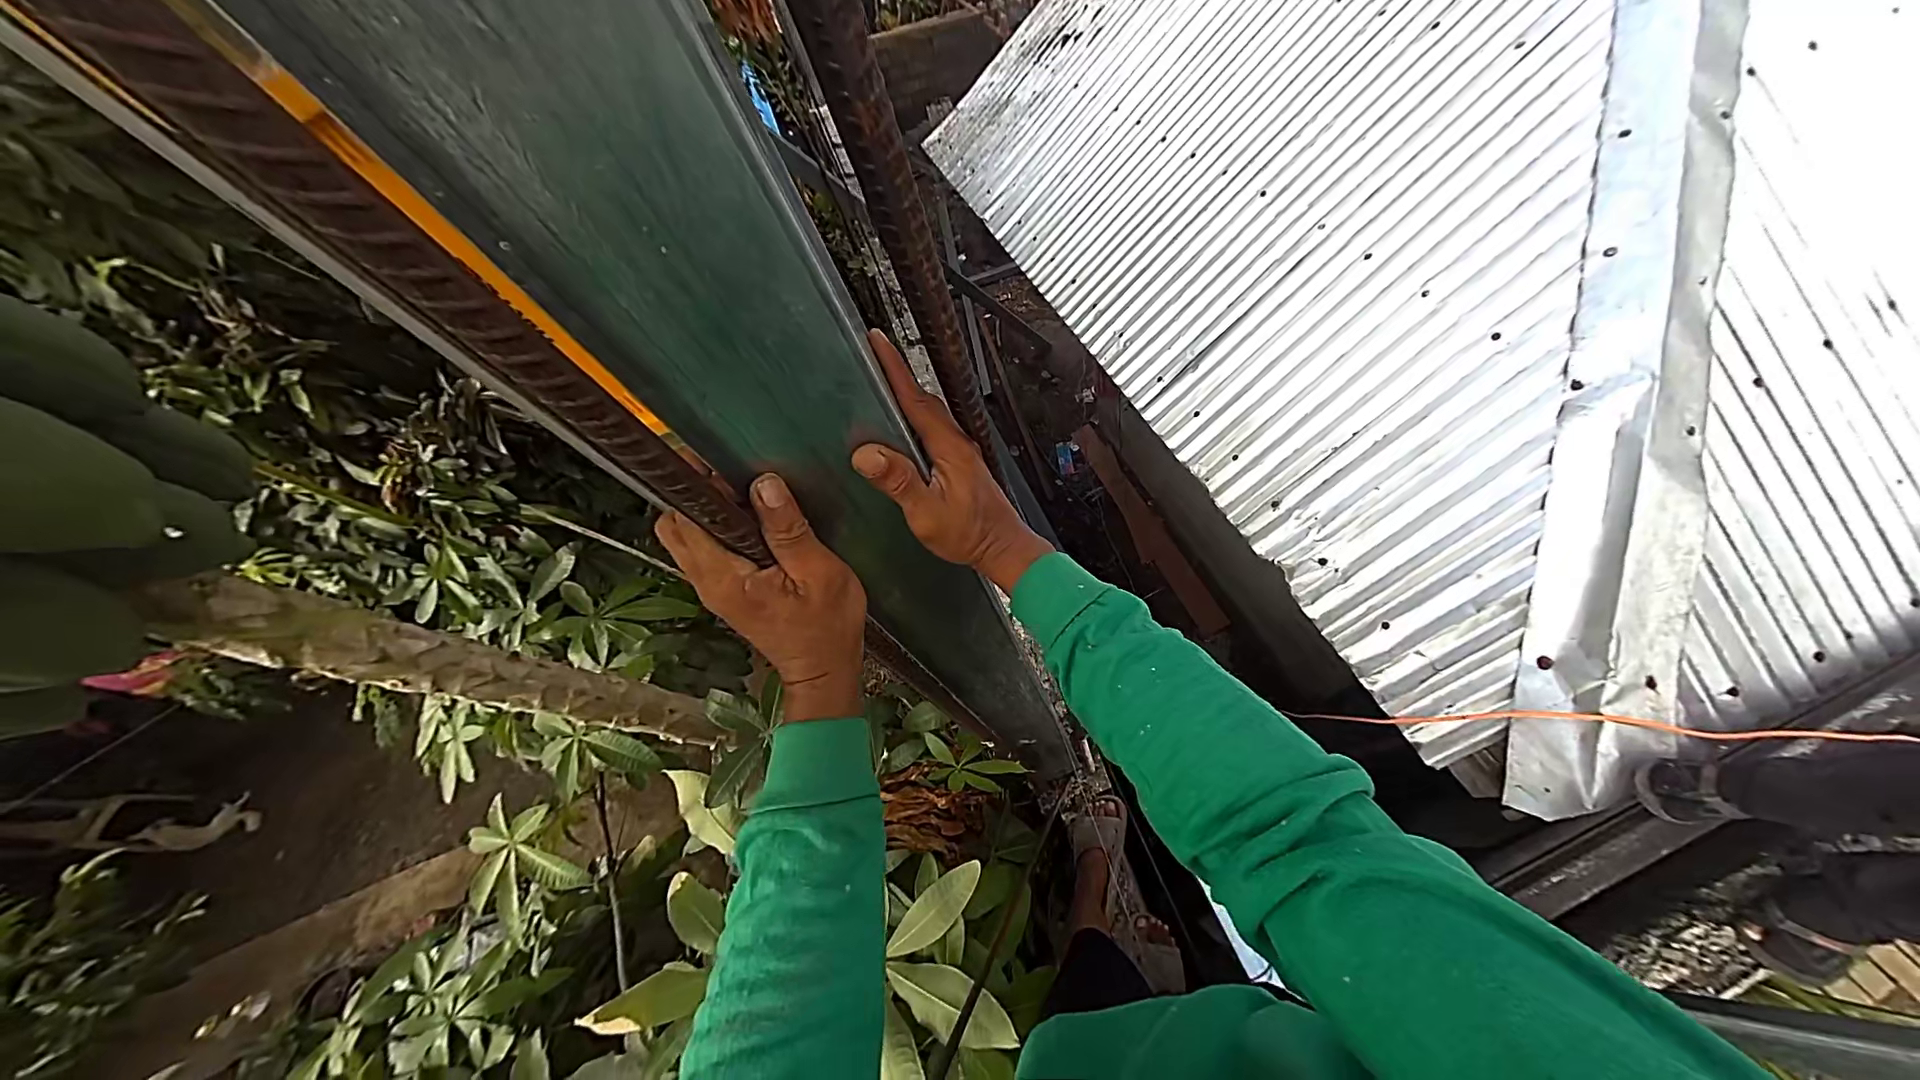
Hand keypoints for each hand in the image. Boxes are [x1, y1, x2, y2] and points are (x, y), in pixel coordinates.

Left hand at [655, 474, 865, 722]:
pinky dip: (721, 525)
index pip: (684, 517)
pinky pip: (708, 547)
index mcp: (725, 577)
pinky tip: (754, 517)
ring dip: (709, 508)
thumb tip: (766, 485)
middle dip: (696, 490)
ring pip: (689, 534)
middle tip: (732, 471)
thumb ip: (789, 529)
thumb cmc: (826, 628)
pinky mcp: (726, 589)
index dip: (692, 482)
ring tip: (747, 491)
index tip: (713, 457)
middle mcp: (708, 582)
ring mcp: (714, 587)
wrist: (824, 669)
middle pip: (675, 523)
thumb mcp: (819, 574)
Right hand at [852, 329, 1052, 591]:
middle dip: (897, 373)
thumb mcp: (927, 512)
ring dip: (907, 394)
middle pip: (922, 399)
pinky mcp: (960, 462)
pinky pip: (933, 429)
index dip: (894, 369)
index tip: (878, 342)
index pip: (916, 399)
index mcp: (949, 447)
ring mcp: (960, 452)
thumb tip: (867, 455)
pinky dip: (915, 416)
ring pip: (929, 413)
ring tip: (883, 381)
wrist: (1002, 547)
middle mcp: (957, 443)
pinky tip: (904, 425)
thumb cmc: (971, 534)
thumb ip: (899, 482)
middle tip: (874, 353)